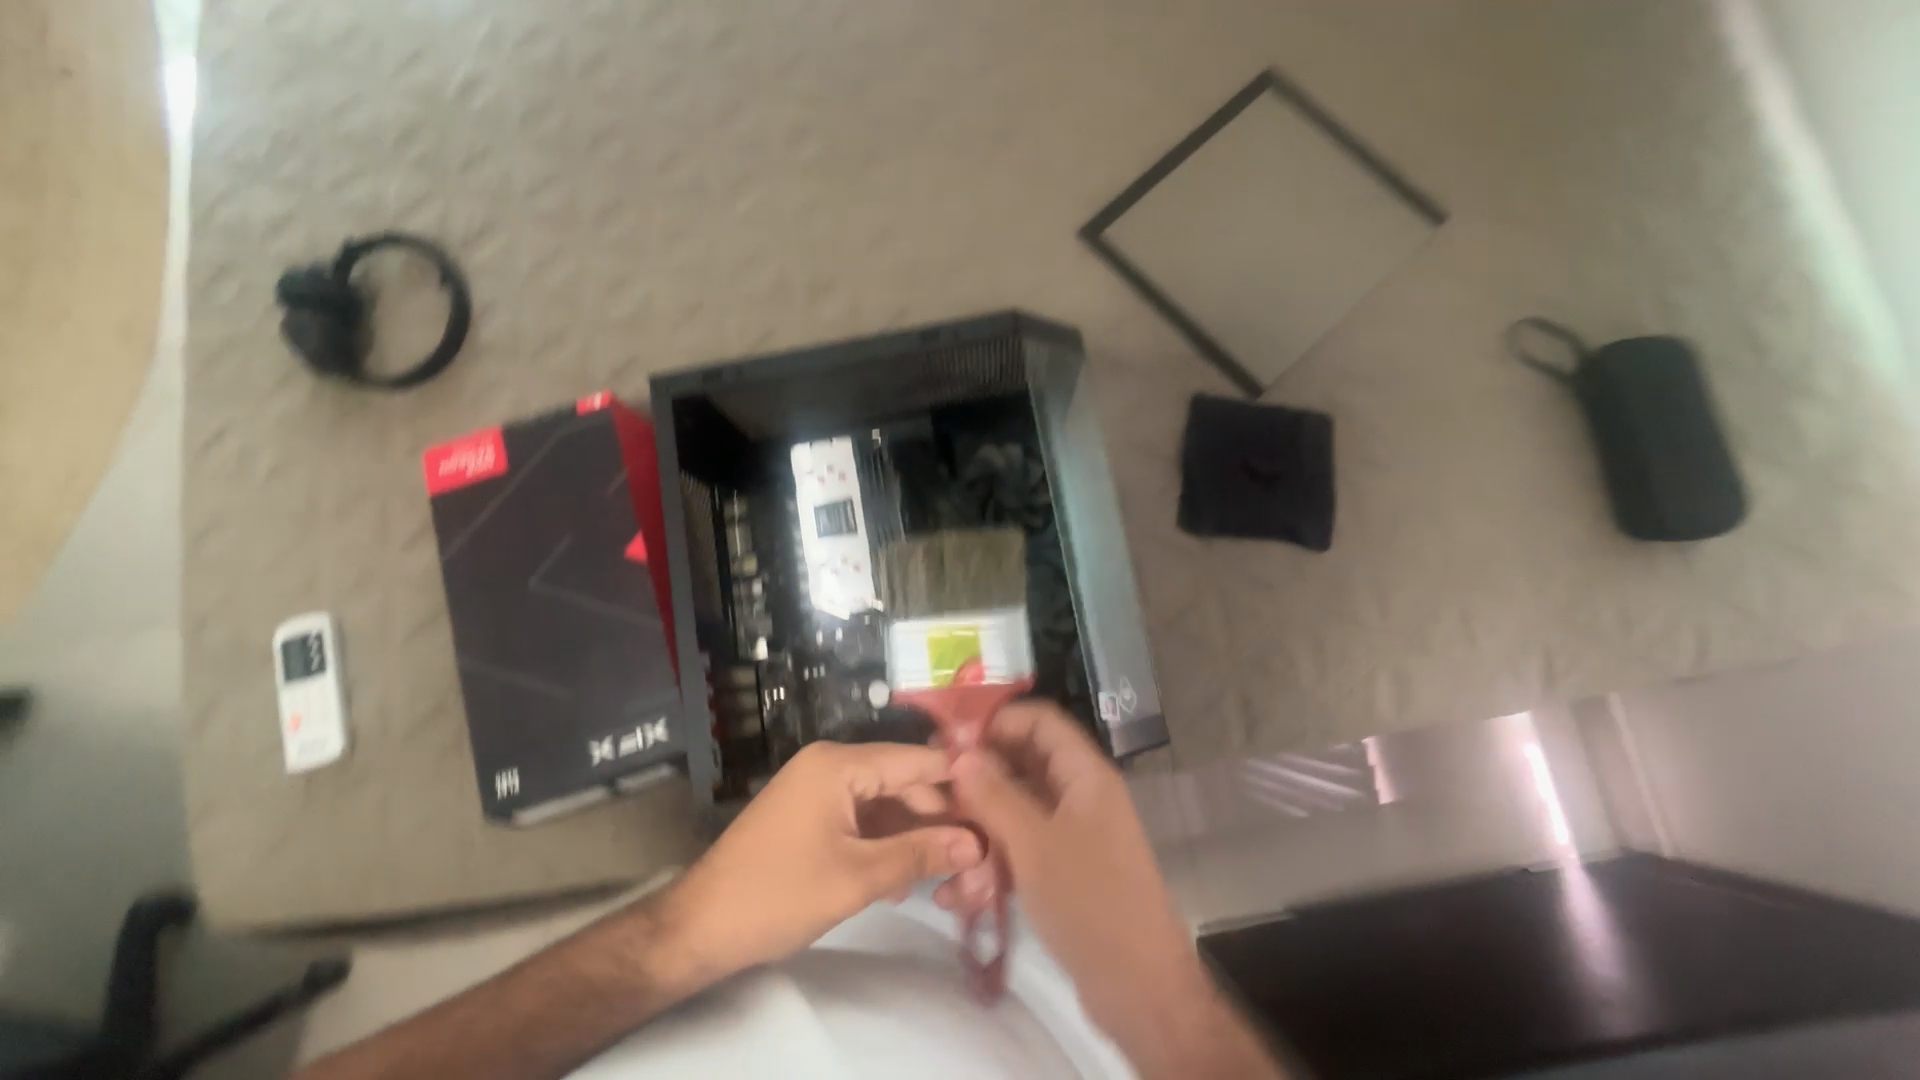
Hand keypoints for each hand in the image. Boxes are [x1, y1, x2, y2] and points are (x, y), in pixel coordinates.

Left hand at [657, 741, 985, 983]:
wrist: (700, 928)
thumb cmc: (779, 894)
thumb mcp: (858, 876)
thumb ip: (920, 854)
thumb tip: (977, 844)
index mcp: (839, 764)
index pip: (918, 760)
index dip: (960, 784)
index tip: (1000, 810)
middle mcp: (831, 764)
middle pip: (904, 781)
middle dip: (938, 818)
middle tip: (977, 858)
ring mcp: (819, 789)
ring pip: (885, 803)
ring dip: (914, 836)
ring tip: (948, 875)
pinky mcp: (811, 814)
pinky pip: (862, 818)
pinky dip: (885, 843)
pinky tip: (905, 879)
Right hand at [942, 703, 1213, 1051]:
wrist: (1138, 988)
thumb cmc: (1089, 903)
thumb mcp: (1034, 844)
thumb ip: (994, 794)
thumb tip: (961, 751)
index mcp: (1085, 775)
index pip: (1039, 721)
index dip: (996, 721)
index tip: (948, 739)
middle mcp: (1080, 797)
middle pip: (1023, 766)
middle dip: (978, 781)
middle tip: (934, 795)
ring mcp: (1073, 836)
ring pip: (1017, 813)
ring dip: (980, 832)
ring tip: (946, 859)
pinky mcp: (1064, 873)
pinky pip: (1022, 851)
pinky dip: (993, 865)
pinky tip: (962, 895)